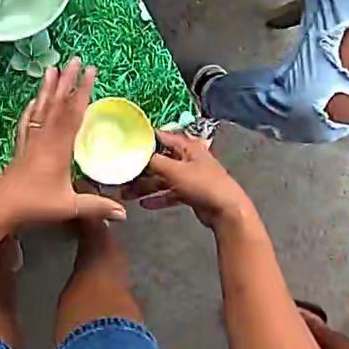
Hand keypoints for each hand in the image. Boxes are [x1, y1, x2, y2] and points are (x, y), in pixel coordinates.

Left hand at [0, 58, 125, 227]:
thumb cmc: (33, 205)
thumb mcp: (68, 207)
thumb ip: (96, 207)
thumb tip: (123, 214)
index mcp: (58, 148)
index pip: (73, 113)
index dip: (83, 91)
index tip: (91, 72)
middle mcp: (44, 138)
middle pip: (57, 104)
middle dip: (67, 80)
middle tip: (75, 59)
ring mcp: (30, 141)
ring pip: (41, 108)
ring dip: (48, 88)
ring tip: (52, 68)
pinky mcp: (20, 148)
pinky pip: (27, 122)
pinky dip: (32, 108)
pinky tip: (34, 100)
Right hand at [129, 130, 254, 227]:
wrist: (226, 211)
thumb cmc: (202, 184)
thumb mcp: (175, 170)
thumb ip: (153, 161)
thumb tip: (135, 153)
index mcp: (186, 147)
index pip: (161, 137)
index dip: (143, 139)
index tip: (124, 143)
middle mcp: (187, 159)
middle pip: (159, 160)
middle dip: (140, 169)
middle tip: (121, 174)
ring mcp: (189, 176)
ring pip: (162, 179)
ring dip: (145, 186)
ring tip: (126, 194)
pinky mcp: (190, 193)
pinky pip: (170, 193)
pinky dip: (158, 198)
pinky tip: (144, 204)